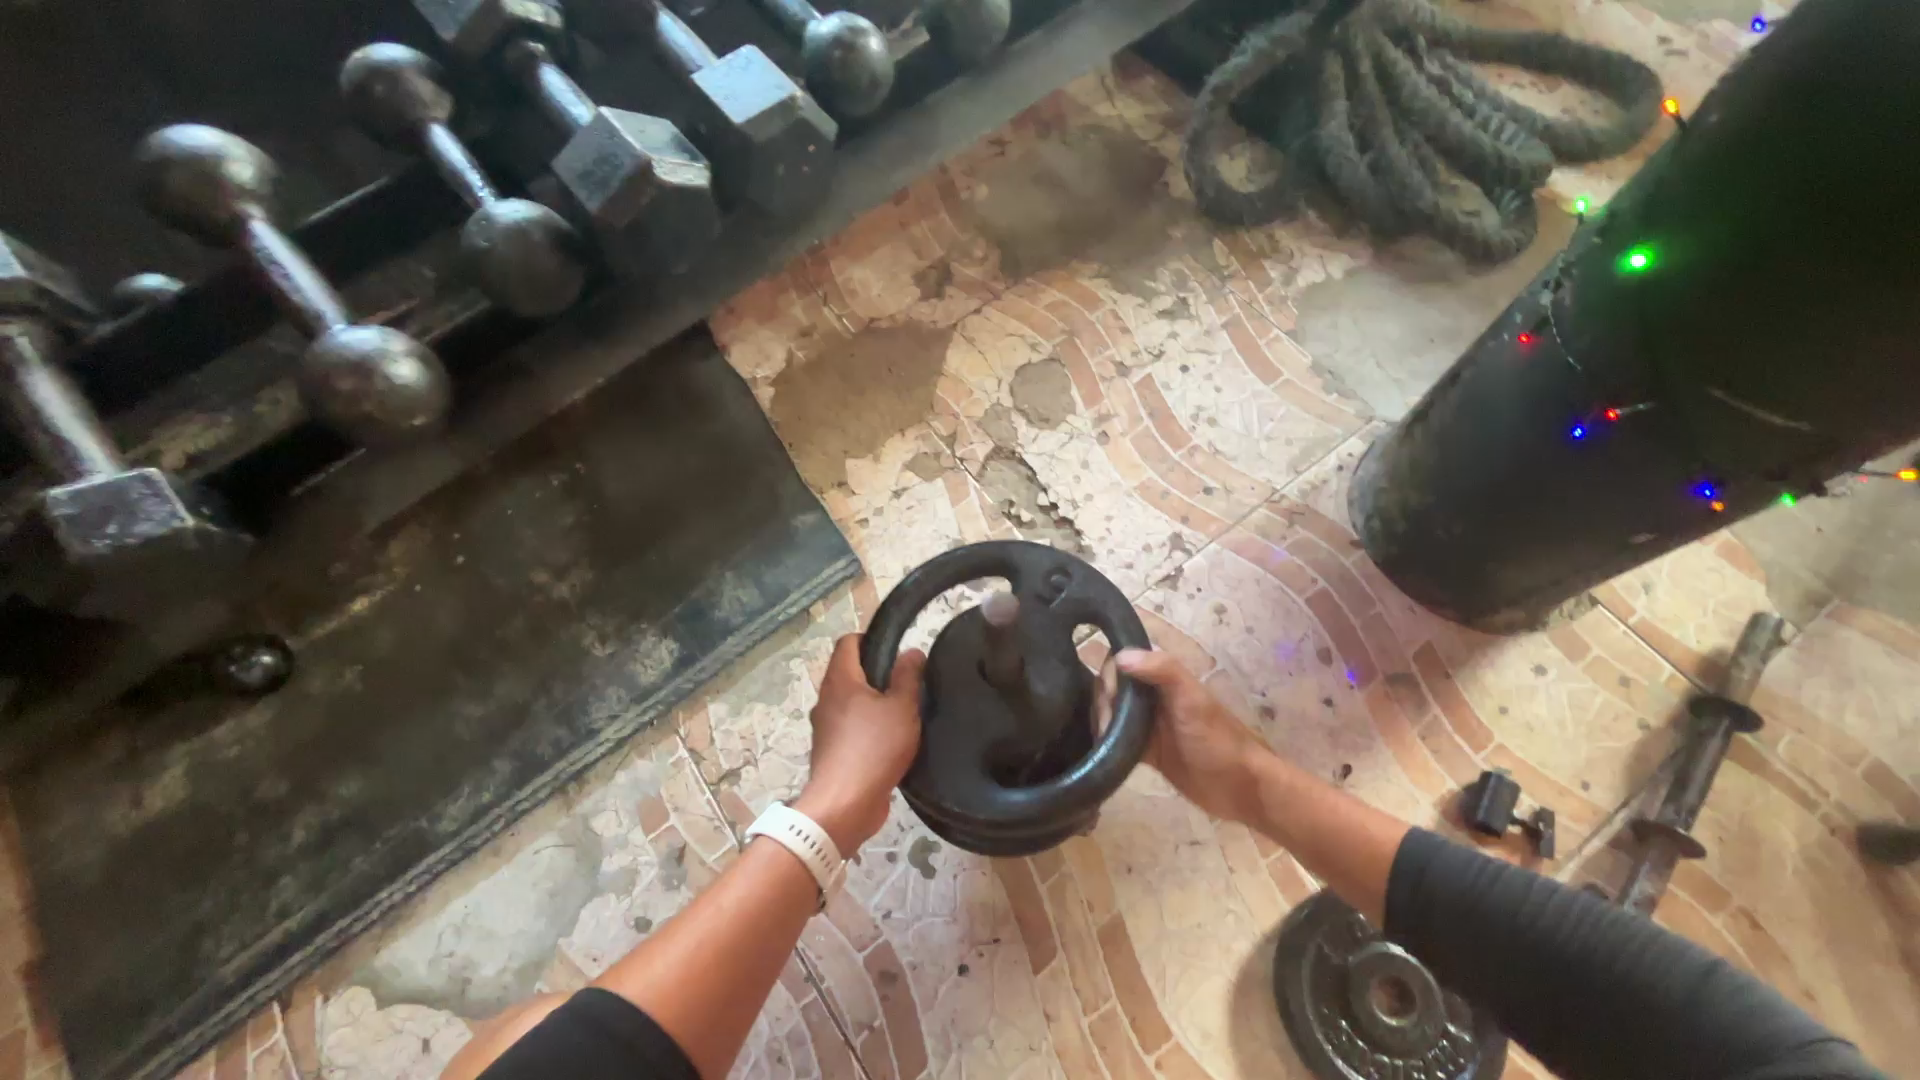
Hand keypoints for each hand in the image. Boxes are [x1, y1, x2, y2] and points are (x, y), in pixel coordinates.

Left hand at [795, 634, 925, 854]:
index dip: (871, 640)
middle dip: (877, 674)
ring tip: (904, 712)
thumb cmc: (874, 748)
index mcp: (840, 680)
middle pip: (850, 672)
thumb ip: (908, 677)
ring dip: (873, 704)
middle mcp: (826, 699)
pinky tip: (892, 741)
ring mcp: (825, 727)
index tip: (897, 651)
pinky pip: (850, 728)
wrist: (844, 805)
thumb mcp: (901, 708)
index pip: (848, 642)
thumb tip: (912, 652)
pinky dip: (868, 728)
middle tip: (908, 683)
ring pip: (850, 703)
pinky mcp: (830, 752)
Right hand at [1101, 648, 1267, 823]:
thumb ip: (1162, 671)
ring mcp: (1149, 725)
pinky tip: (1098, 751)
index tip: (1108, 700)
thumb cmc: (1218, 739)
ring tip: (1102, 741)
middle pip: (1112, 689)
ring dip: (1100, 723)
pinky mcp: (1146, 752)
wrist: (1239, 788)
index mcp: (1165, 678)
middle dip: (1101, 704)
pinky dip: (1106, 743)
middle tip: (1105, 727)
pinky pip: (1116, 741)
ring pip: (1111, 714)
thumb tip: (1120, 657)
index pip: (1122, 663)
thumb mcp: (1192, 699)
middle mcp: (1153, 697)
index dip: (1109, 678)